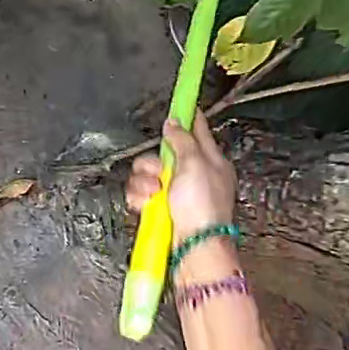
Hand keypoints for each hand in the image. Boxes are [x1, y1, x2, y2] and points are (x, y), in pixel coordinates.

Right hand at [124, 113, 236, 241]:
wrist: (194, 247)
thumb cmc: (203, 207)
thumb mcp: (195, 164)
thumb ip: (182, 140)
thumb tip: (173, 122)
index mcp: (209, 161)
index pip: (197, 129)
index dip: (187, 116)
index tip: (178, 102)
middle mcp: (191, 175)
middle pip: (162, 153)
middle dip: (152, 163)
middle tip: (158, 172)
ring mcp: (174, 193)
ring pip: (146, 174)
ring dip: (144, 183)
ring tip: (152, 194)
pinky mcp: (159, 209)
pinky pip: (140, 194)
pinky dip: (139, 198)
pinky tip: (144, 205)